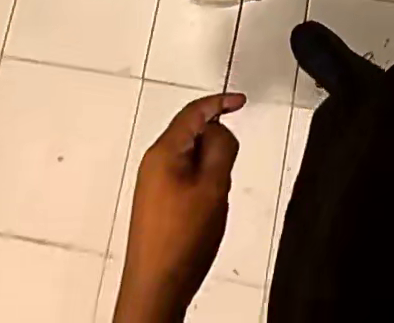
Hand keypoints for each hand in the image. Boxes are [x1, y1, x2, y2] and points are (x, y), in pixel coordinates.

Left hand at [116, 92, 243, 322]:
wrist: (156, 291)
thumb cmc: (184, 237)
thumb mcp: (214, 184)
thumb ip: (222, 146)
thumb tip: (218, 130)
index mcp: (164, 153)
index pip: (193, 112)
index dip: (220, 101)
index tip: (241, 101)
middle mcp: (153, 164)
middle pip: (191, 131)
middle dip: (217, 141)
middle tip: (229, 167)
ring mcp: (152, 185)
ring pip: (191, 154)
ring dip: (211, 163)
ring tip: (217, 194)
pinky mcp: (156, 203)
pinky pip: (185, 172)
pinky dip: (203, 177)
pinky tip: (208, 205)